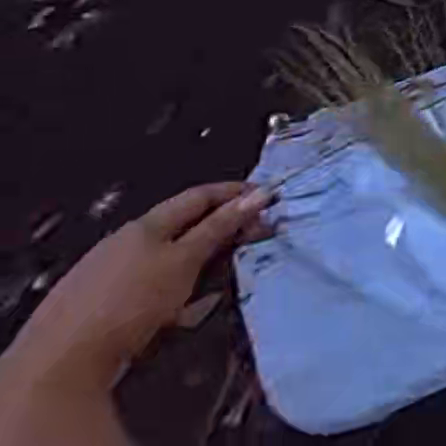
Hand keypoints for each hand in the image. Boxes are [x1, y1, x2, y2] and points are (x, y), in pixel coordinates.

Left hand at [2, 184, 269, 393]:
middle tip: (259, 238)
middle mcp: (126, 243)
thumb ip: (223, 224)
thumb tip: (260, 194)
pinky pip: (158, 281)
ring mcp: (113, 273)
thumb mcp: (186, 258)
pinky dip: (183, 284)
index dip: (239, 192)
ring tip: (226, 274)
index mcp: (145, 226)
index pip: (201, 195)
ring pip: (176, 255)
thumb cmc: (131, 301)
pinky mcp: (107, 301)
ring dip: (208, 259)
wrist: (59, 366)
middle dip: (228, 229)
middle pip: (190, 225)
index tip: (272, 200)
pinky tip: (189, 304)